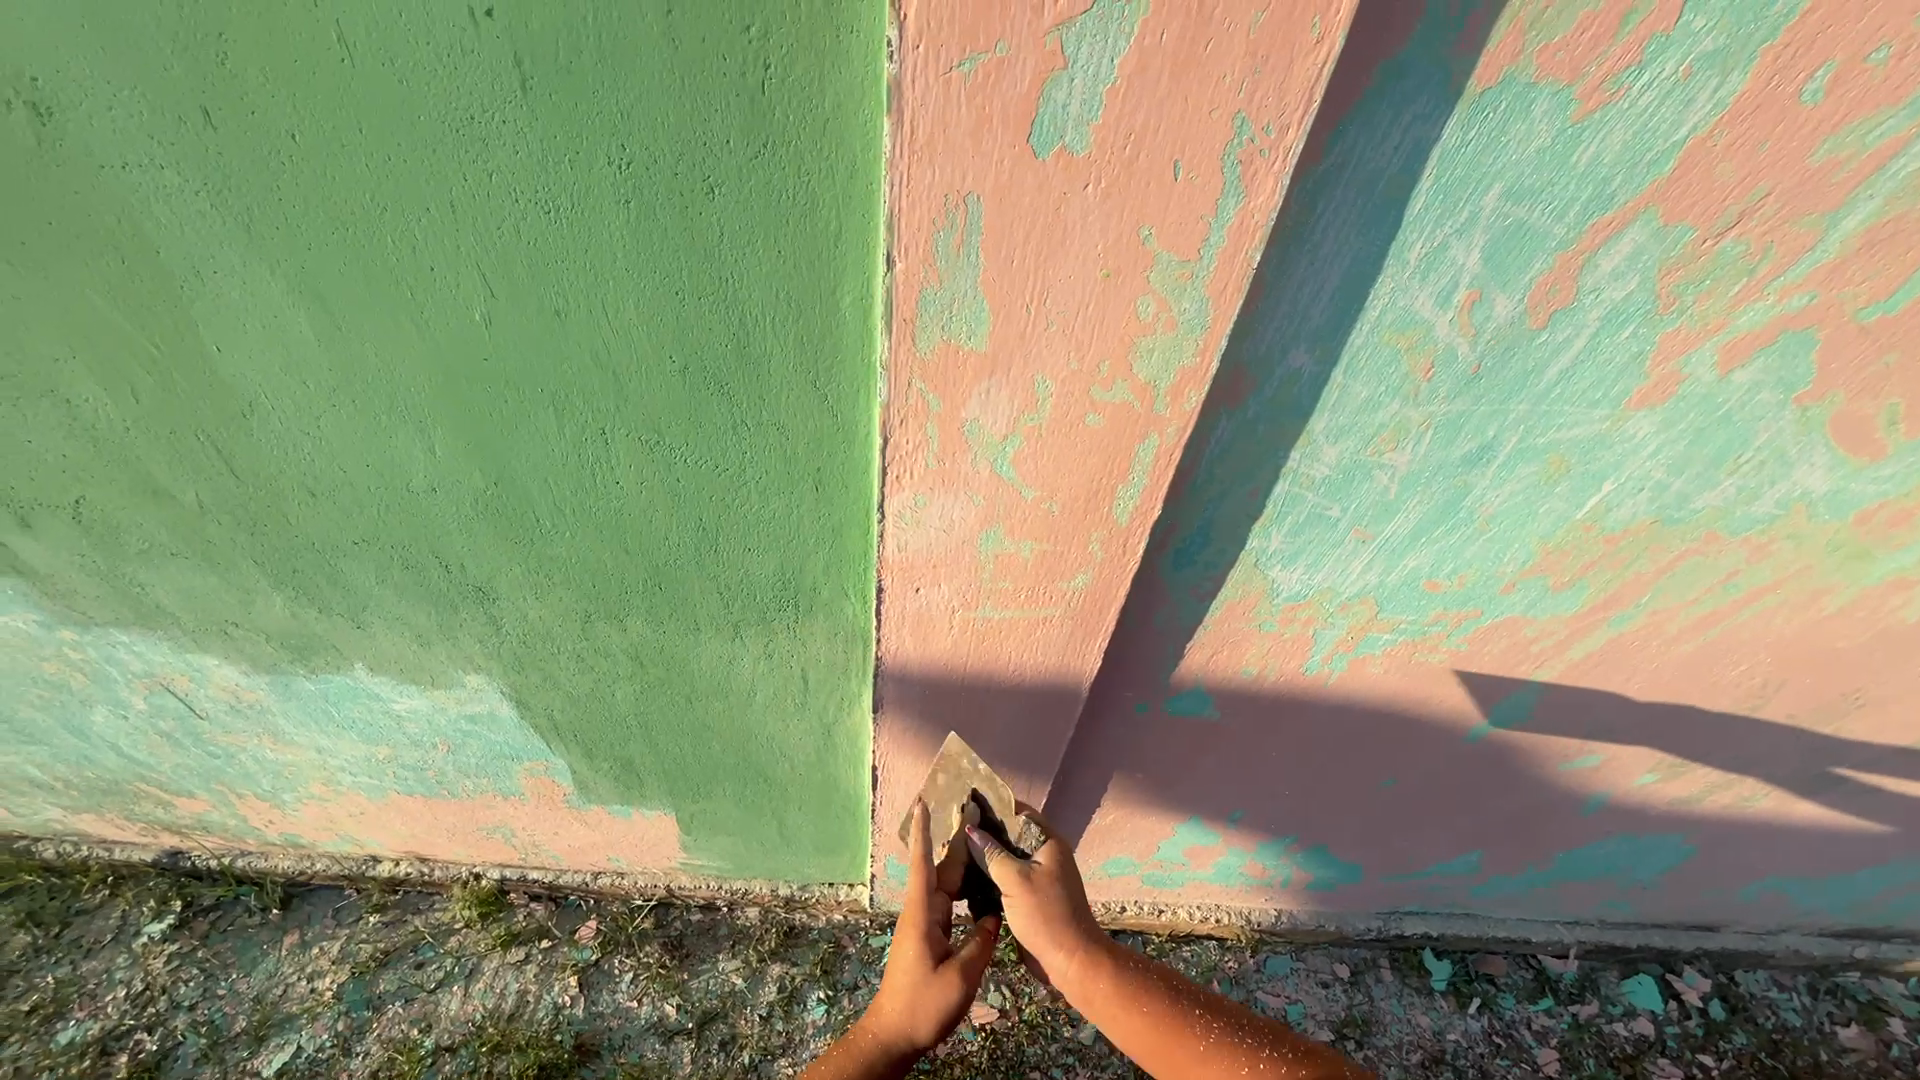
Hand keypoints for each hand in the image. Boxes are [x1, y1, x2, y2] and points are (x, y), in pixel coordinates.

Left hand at [861, 800, 1000, 1058]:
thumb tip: (993, 916)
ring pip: (947, 886)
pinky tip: (982, 886)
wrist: (895, 1034)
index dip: (923, 831)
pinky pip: (950, 904)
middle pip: (941, 869)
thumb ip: (980, 942)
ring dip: (962, 864)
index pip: (922, 862)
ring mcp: (925, 924)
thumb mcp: (960, 976)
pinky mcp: (931, 937)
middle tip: (975, 813)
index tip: (923, 802)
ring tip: (984, 841)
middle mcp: (922, 911)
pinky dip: (965, 890)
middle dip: (956, 840)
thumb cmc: (923, 1004)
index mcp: (923, 913)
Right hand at [965, 803, 1106, 992]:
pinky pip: (1007, 877)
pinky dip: (990, 874)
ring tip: (955, 848)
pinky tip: (966, 874)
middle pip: (1011, 834)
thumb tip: (970, 830)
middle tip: (954, 826)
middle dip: (986, 831)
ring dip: (986, 855)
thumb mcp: (1015, 880)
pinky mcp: (1030, 896)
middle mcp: (1044, 854)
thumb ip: (992, 854)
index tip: (967, 801)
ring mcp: (1038, 876)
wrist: (1070, 961)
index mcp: (1048, 842)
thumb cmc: (1046, 915)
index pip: (1019, 812)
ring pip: (1007, 857)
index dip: (995, 805)